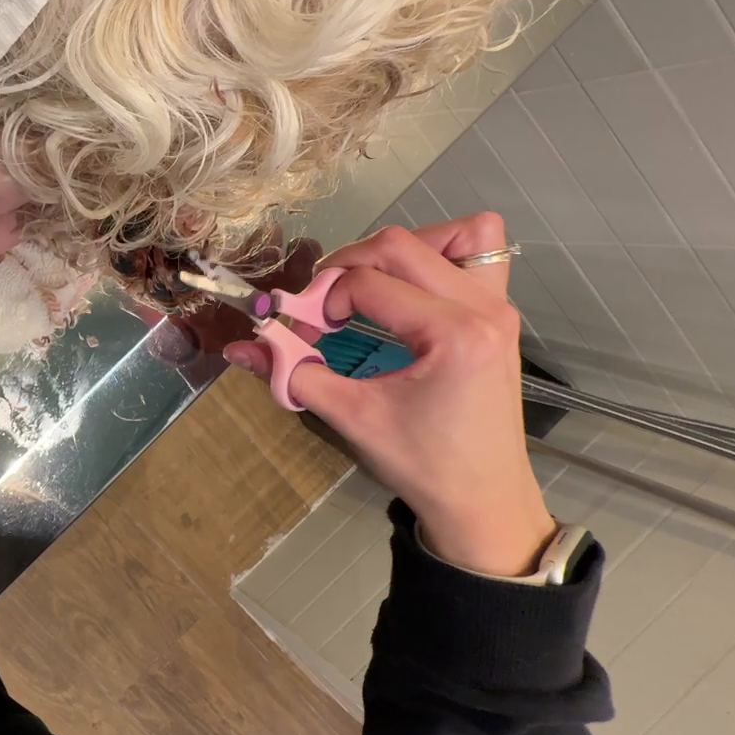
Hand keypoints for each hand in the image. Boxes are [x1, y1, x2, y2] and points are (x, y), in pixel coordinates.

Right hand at [223, 214, 555, 576]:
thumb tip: (237, 348)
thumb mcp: (349, 415)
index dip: (318, 303)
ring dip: (394, 252)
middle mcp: (484, 308)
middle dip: (345, 267)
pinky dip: (438, 254)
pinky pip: (476, 253)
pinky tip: (404, 287)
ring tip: (364, 288)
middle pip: (400, 245)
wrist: (481, 499)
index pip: (366, 285)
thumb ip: (290, 372)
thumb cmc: (420, 462)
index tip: (301, 337)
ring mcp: (498, 306)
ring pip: (451, 235)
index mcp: (452, 334)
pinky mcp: (497, 312)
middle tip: (321, 306)